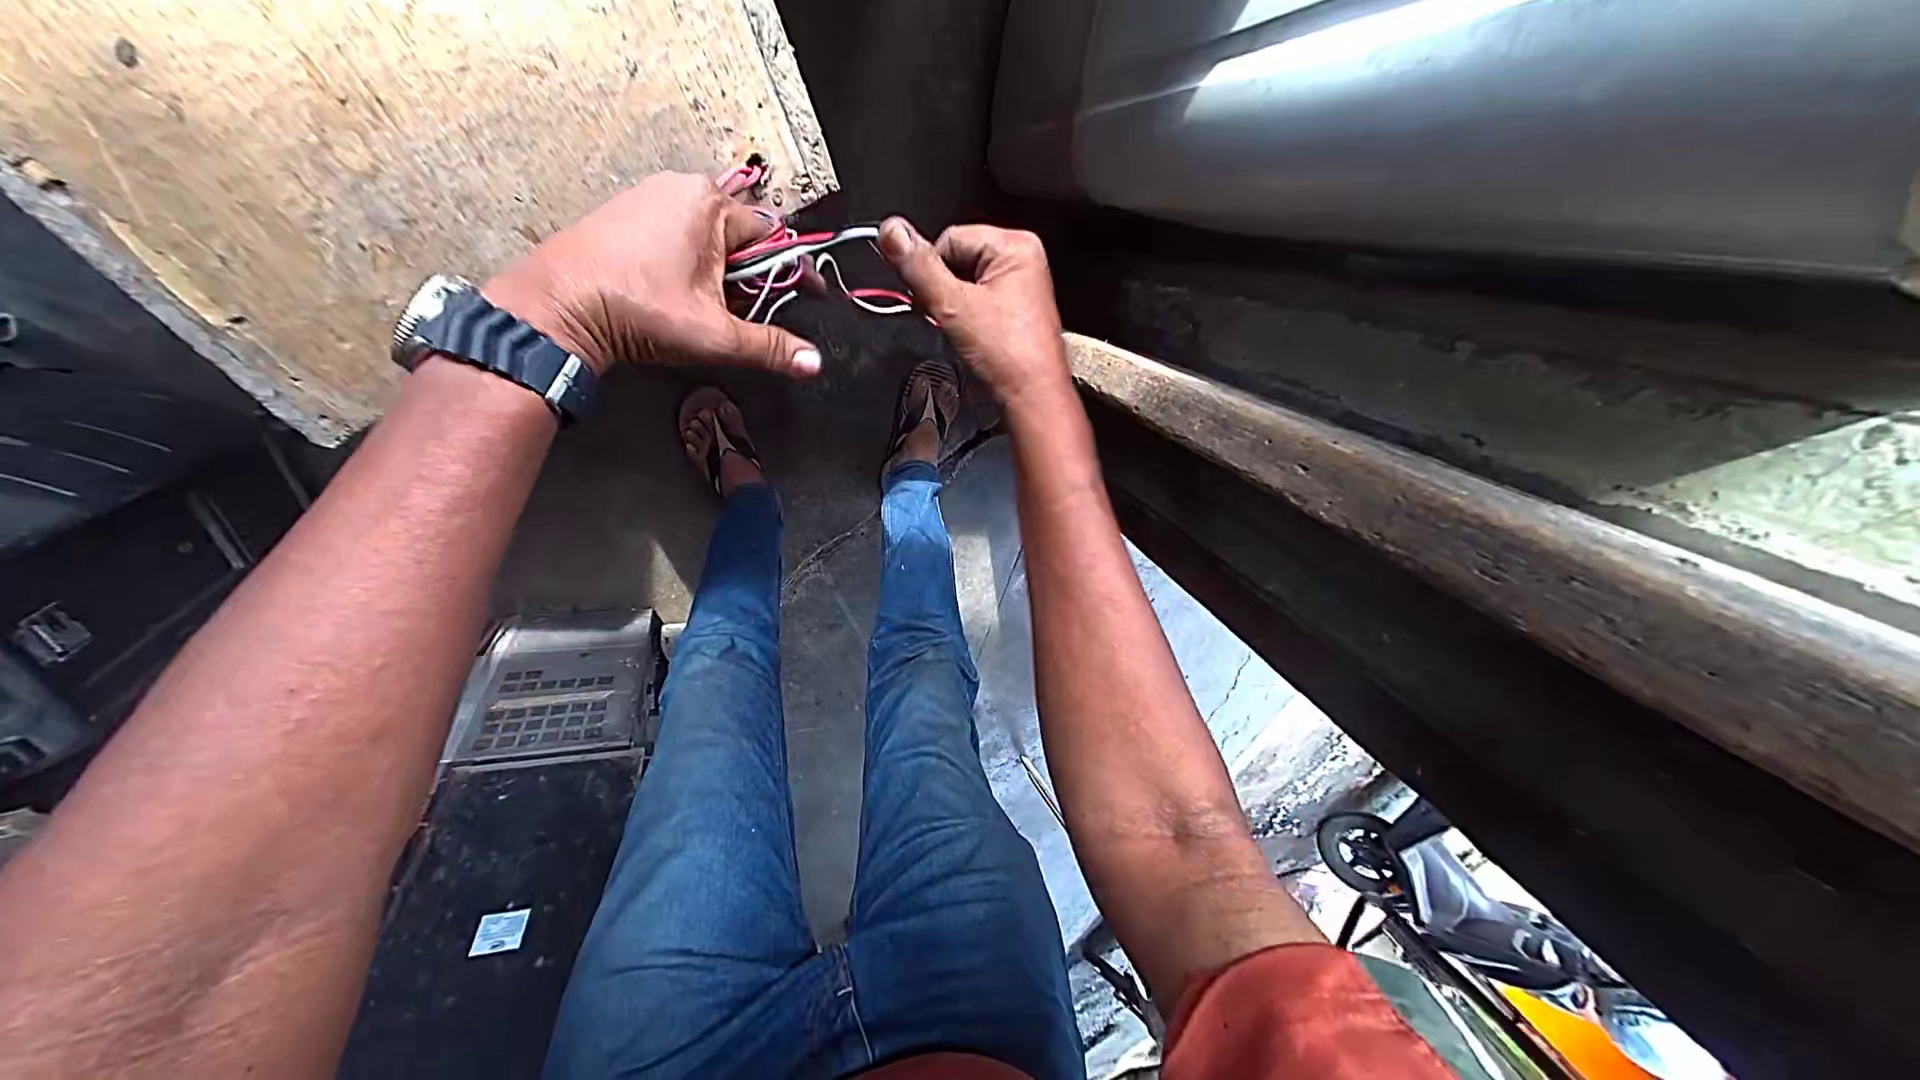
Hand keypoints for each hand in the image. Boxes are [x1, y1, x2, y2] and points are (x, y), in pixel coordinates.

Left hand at [483, 172, 820, 377]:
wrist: (558, 309)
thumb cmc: (635, 309)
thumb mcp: (716, 334)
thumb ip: (771, 347)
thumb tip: (812, 362)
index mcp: (709, 204)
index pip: (773, 235)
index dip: (791, 271)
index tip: (805, 296)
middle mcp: (679, 189)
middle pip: (741, 236)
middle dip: (749, 276)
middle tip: (739, 313)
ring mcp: (648, 198)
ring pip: (709, 238)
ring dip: (719, 273)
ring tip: (704, 307)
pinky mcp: (625, 216)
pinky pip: (677, 236)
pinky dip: (689, 265)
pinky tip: (676, 294)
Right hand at [878, 218, 1069, 403]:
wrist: (1031, 398)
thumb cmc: (1013, 357)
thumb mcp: (954, 306)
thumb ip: (919, 267)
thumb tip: (892, 232)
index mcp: (1015, 247)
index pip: (948, 238)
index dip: (931, 271)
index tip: (929, 297)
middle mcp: (1021, 262)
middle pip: (955, 261)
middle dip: (943, 292)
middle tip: (951, 319)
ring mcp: (1018, 288)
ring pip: (962, 285)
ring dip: (952, 309)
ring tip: (966, 332)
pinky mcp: (1011, 312)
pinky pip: (974, 304)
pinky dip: (964, 320)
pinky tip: (973, 338)